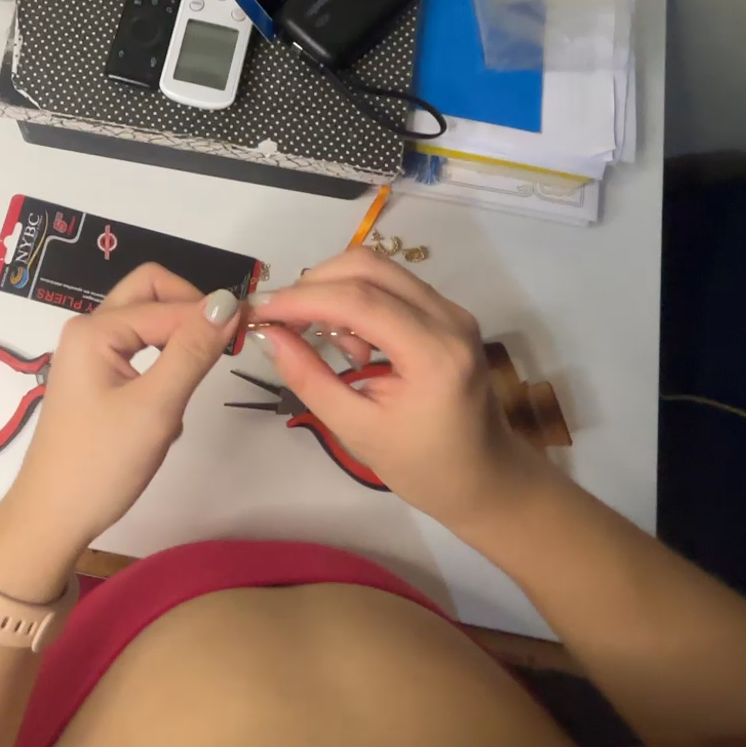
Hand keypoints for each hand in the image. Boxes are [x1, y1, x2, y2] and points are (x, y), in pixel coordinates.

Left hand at [0, 264, 242, 563]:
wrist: (54, 517)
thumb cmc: (102, 464)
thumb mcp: (156, 406)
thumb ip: (192, 350)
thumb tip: (226, 301)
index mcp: (95, 329)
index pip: (168, 304)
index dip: (211, 315)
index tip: (251, 333)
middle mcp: (88, 330)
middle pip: (150, 293)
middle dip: (189, 311)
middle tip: (222, 344)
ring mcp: (89, 353)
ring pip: (146, 322)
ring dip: (176, 338)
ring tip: (196, 377)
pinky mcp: (95, 376)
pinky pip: (137, 349)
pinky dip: (162, 362)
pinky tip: (171, 399)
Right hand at [245, 247, 549, 527]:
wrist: (487, 479)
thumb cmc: (423, 466)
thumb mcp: (355, 429)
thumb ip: (308, 377)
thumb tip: (267, 334)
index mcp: (433, 354)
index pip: (358, 301)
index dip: (301, 299)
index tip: (258, 310)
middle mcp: (448, 318)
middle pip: (367, 267)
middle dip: (313, 285)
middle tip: (280, 318)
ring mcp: (450, 310)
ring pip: (377, 268)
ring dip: (332, 289)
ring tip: (315, 336)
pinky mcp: (444, 312)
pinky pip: (389, 284)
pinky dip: (353, 298)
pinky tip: (348, 342)